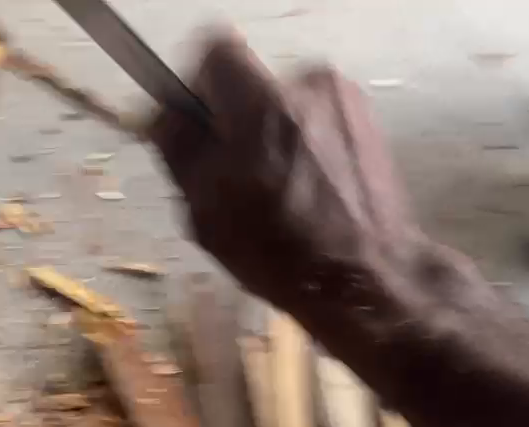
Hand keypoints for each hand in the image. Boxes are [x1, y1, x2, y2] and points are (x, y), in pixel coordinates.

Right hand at [152, 31, 432, 342]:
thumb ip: (180, 152)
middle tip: (228, 182)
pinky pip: (312, 120)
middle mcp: (306, 85)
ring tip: (270, 197)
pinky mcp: (365, 118)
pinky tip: (302, 195)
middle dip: (231, 125)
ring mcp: (342, 98)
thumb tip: (162, 114)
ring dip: (265, 140)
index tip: (192, 126)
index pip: (214, 51)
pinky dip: (298, 149)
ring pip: (280, 106)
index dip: (194, 85)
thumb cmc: (276, 253)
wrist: (364, 273)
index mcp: (260, 105)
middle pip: (247, 85)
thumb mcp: (207, 213)